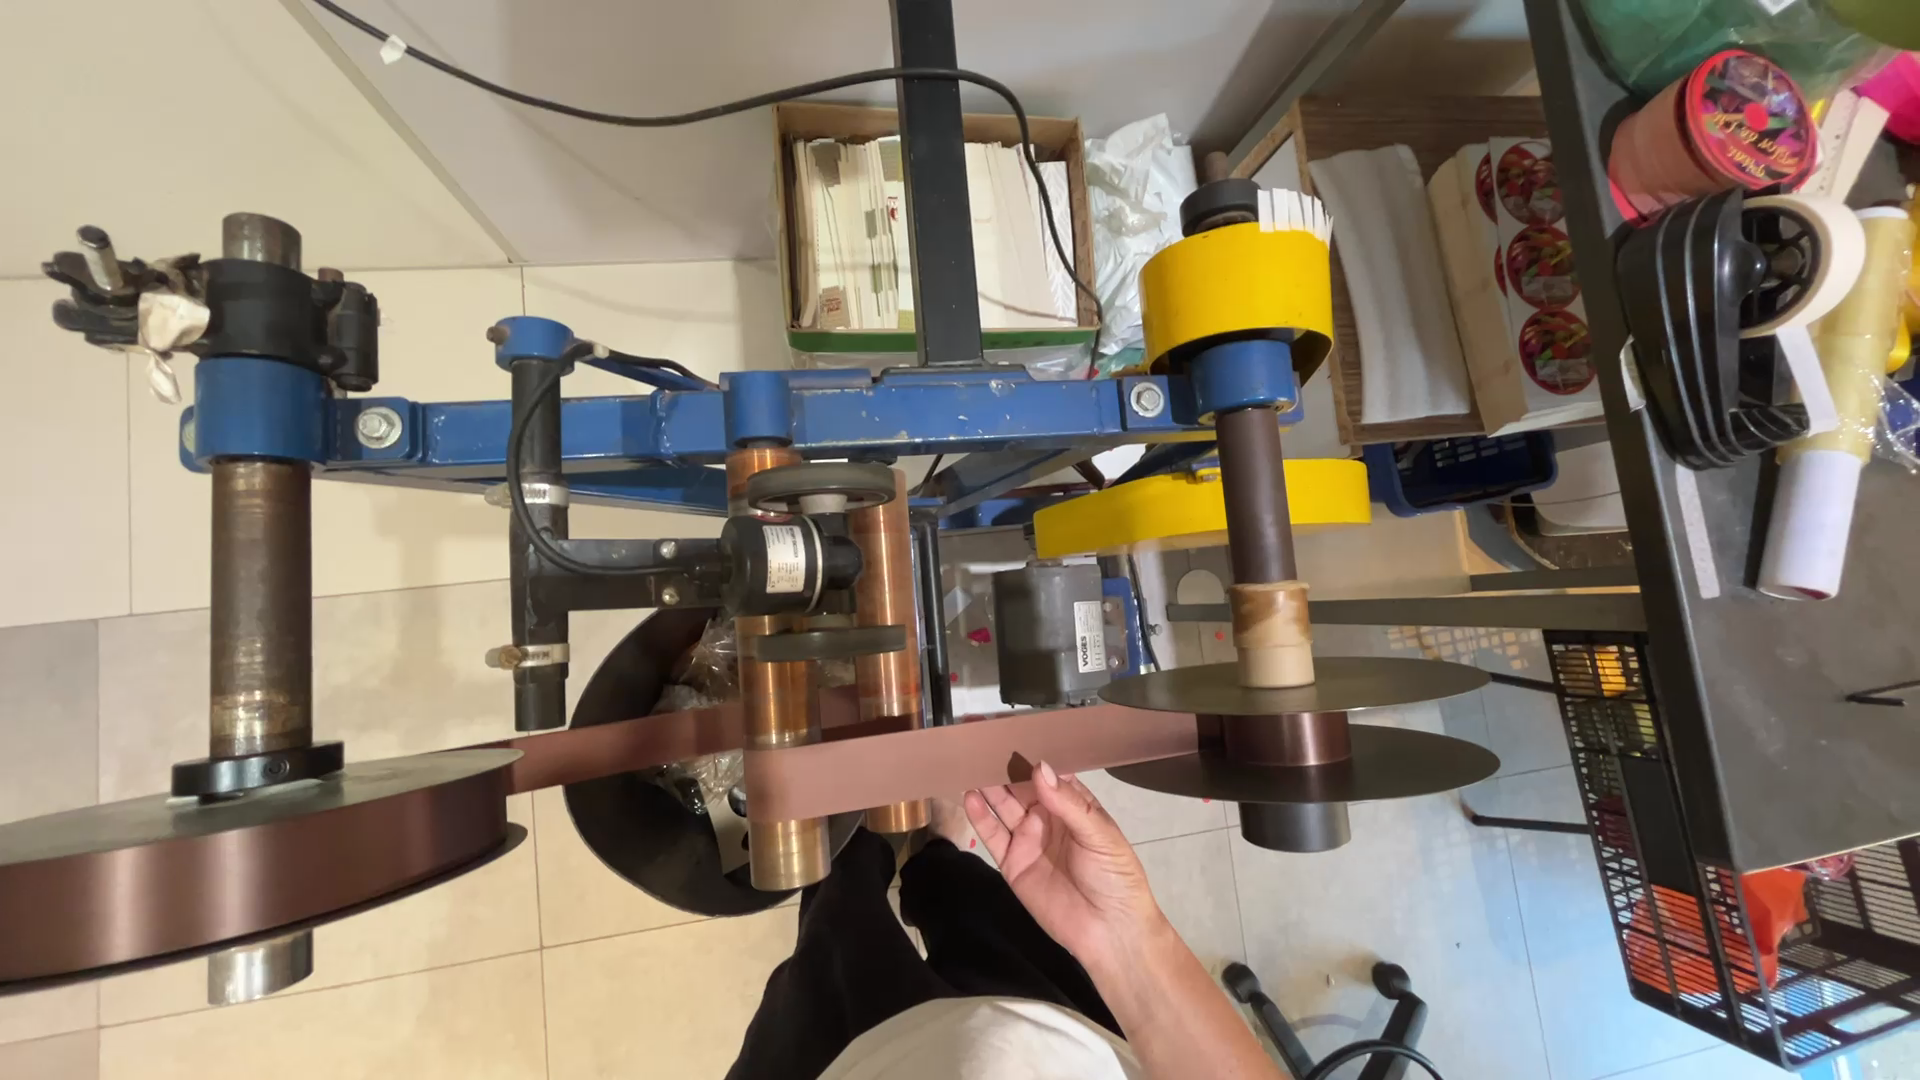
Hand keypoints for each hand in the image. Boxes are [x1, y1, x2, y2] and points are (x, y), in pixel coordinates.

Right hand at [964, 761, 1167, 973]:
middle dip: (1002, 764)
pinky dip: (979, 815)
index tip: (1009, 729)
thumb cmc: (1115, 876)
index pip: (1047, 771)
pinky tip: (969, 795)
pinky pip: (993, 835)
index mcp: (1072, 804)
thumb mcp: (1099, 834)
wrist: (1110, 932)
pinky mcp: (1012, 863)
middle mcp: (1047, 816)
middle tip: (979, 740)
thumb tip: (1039, 767)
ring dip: (987, 784)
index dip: (1029, 752)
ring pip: (1002, 805)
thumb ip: (1068, 802)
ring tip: (969, 761)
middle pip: (1019, 785)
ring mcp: (1028, 839)